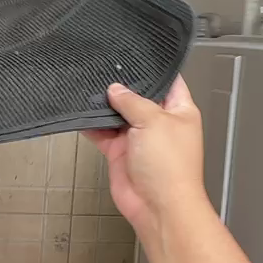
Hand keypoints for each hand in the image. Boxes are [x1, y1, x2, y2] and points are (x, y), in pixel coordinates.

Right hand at [85, 78, 205, 242]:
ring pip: (118, 115)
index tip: (137, 57)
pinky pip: (103, 134)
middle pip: (138, 97)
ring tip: (91, 93)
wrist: (157, 206)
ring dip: (106, 108)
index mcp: (180, 111)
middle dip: (123, 89)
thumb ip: (133, 101)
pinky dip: (93, 127)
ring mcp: (139, 138)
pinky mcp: (121, 152)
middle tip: (106, 74)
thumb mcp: (154, 121)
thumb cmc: (171, 169)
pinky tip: (83, 117)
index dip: (155, 70)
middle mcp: (160, 123)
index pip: (169, 82)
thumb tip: (117, 90)